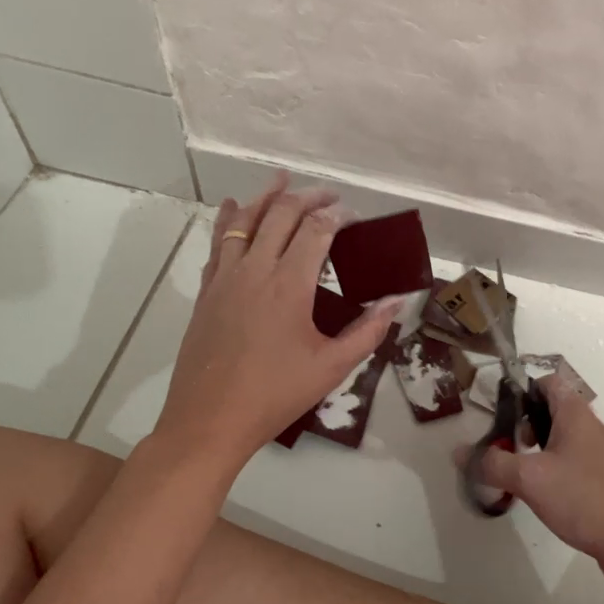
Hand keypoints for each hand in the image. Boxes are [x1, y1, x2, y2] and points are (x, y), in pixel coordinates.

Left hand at [153, 174, 402, 462]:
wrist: (207, 424)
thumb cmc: (274, 396)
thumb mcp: (331, 368)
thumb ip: (368, 332)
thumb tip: (397, 301)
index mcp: (289, 285)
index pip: (317, 230)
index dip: (336, 215)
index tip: (352, 215)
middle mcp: (256, 270)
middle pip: (281, 215)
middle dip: (308, 198)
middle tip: (328, 195)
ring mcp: (225, 278)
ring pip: (244, 220)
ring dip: (266, 196)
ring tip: (281, 179)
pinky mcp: (206, 291)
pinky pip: (217, 243)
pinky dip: (227, 219)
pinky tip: (231, 207)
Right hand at [461, 377, 603, 559]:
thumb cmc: (580, 497)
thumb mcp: (529, 478)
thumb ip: (493, 463)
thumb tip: (460, 452)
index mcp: (574, 412)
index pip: (547, 381)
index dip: (522, 389)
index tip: (500, 412)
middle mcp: (589, 424)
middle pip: (552, 407)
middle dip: (525, 421)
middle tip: (508, 444)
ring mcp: (598, 450)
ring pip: (560, 434)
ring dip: (538, 444)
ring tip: (521, 468)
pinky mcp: (601, 474)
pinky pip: (570, 456)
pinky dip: (552, 463)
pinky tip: (543, 489)